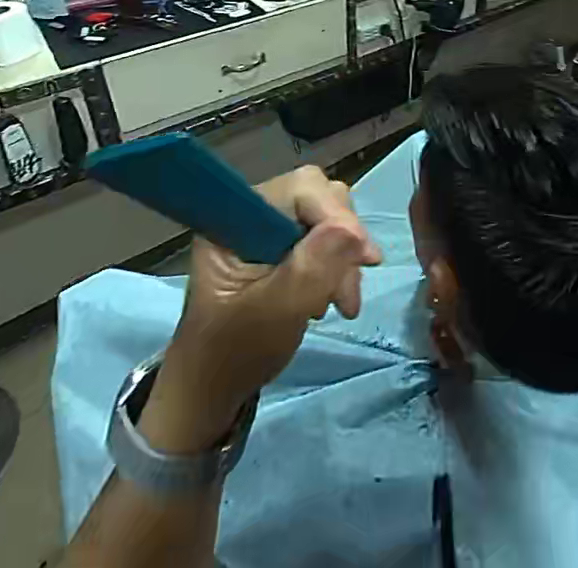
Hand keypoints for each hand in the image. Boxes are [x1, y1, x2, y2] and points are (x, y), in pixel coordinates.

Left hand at [140, 167, 379, 451]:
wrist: (214, 389)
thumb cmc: (234, 352)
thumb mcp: (276, 312)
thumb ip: (311, 269)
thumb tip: (354, 231)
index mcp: (236, 218)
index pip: (300, 188)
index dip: (335, 214)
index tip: (363, 257)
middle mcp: (254, 211)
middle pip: (320, 197)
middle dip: (343, 241)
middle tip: (347, 290)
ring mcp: (270, 227)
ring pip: (329, 218)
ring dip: (344, 259)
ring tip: (341, 303)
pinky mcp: (284, 245)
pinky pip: (327, 238)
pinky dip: (339, 266)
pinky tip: (335, 298)